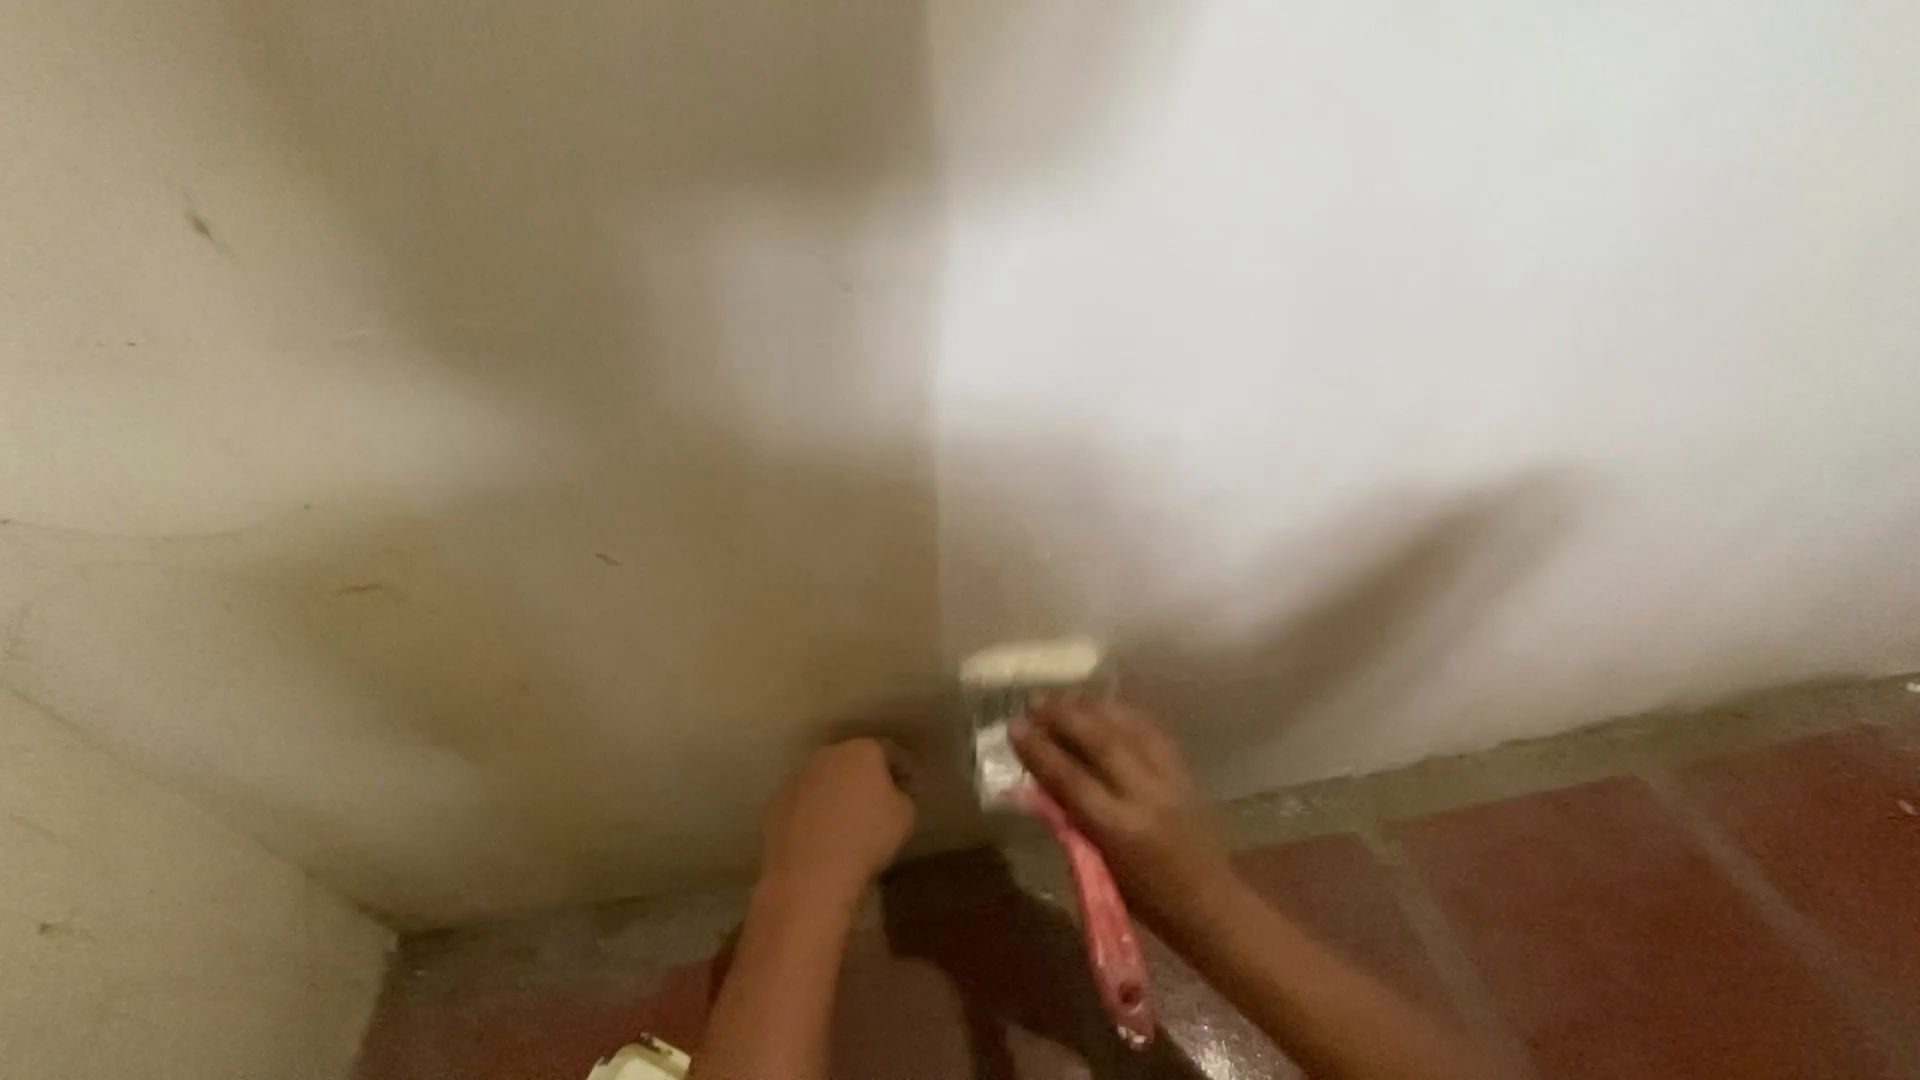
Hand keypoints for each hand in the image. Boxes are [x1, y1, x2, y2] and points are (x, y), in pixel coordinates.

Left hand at [761, 738, 914, 899]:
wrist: (809, 875)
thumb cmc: (866, 839)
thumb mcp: (905, 816)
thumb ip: (902, 795)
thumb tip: (893, 793)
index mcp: (862, 751)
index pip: (890, 750)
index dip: (904, 767)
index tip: (911, 786)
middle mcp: (827, 755)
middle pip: (853, 760)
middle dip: (867, 776)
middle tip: (879, 800)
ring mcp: (797, 778)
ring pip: (825, 779)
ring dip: (837, 792)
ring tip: (847, 820)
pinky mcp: (776, 802)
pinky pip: (804, 801)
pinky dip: (814, 812)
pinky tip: (821, 835)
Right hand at [1012, 698, 1232, 926]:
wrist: (1209, 904)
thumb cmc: (1143, 898)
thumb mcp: (1096, 864)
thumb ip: (1069, 819)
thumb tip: (1037, 783)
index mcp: (1117, 828)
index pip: (1069, 777)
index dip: (1039, 749)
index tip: (1014, 727)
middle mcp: (1144, 794)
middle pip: (1100, 739)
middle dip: (1063, 716)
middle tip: (1034, 701)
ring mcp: (1169, 777)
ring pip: (1127, 725)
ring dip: (1091, 706)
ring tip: (1062, 697)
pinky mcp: (1185, 769)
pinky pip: (1150, 728)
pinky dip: (1122, 712)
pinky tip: (1103, 705)